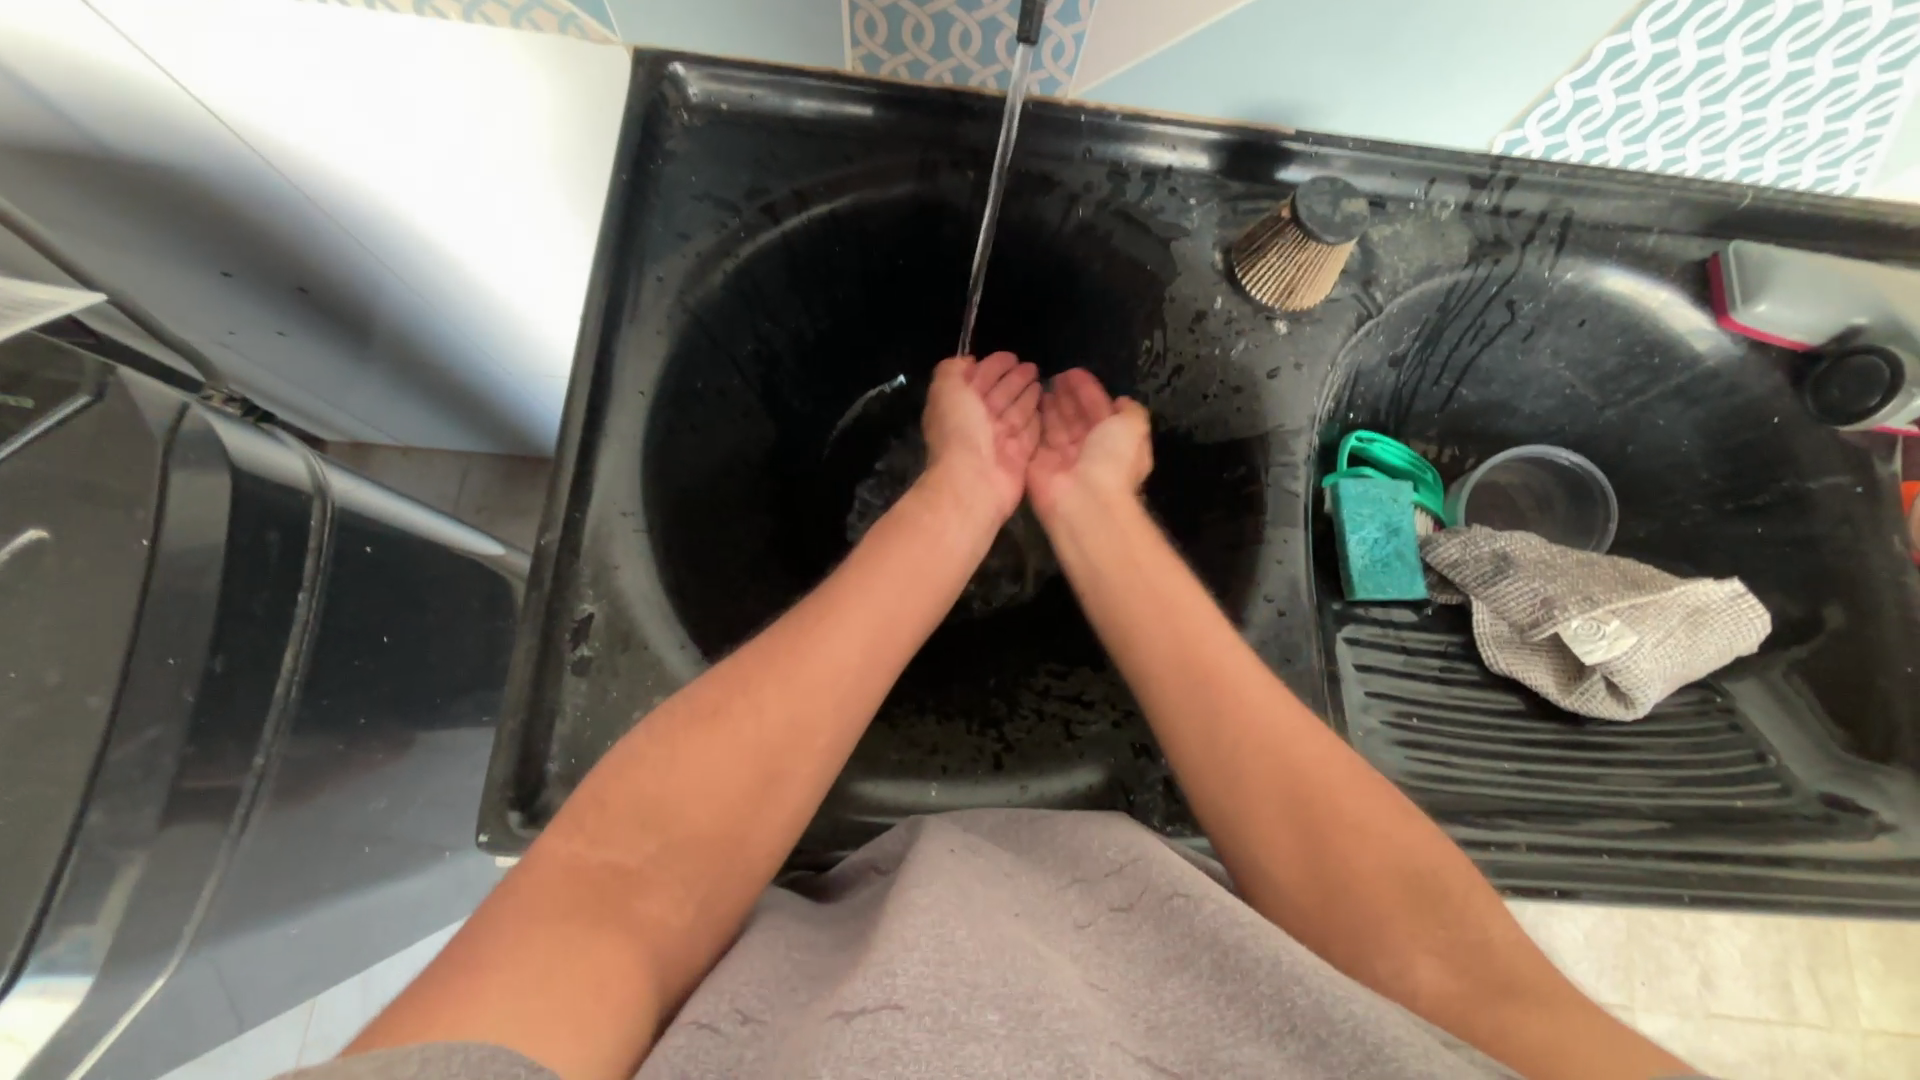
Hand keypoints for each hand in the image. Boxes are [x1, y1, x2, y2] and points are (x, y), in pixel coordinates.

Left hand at [920, 352, 1041, 524]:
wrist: (973, 480)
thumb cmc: (958, 430)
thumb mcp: (946, 390)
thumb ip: (951, 370)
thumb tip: (967, 362)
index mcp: (958, 408)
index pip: (976, 382)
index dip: (991, 367)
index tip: (1010, 355)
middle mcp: (977, 424)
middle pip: (998, 396)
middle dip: (1012, 379)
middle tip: (1032, 365)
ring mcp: (999, 442)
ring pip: (1015, 412)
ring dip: (1026, 395)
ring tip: (1040, 379)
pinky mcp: (1019, 457)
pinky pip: (1030, 432)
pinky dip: (1036, 417)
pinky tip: (1046, 403)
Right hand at [1027, 368, 1151, 521]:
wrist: (1084, 499)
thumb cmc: (1112, 461)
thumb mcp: (1134, 429)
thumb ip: (1132, 412)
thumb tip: (1121, 401)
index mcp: (1112, 441)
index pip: (1098, 410)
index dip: (1088, 390)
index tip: (1073, 372)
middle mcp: (1087, 449)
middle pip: (1075, 416)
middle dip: (1067, 395)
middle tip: (1054, 374)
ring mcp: (1061, 458)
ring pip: (1054, 425)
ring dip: (1049, 405)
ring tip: (1040, 383)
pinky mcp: (1037, 464)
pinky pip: (1034, 437)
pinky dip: (1031, 420)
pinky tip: (1027, 401)